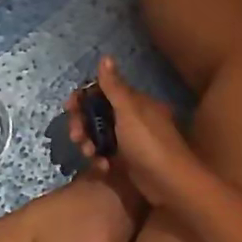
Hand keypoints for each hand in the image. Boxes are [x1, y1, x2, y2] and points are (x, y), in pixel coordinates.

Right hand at [68, 57, 201, 203]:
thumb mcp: (129, 112)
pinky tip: (103, 167)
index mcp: (134, 103)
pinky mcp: (127, 161)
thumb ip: (114, 86)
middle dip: (82, 124)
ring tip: (89, 154)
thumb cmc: (149, 144)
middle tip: (76, 136)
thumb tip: (105, 56)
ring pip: (97, 135)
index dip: (83, 98)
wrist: (171, 185)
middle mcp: (131, 118)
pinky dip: (100, 159)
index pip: (102, 92)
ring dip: (88, 143)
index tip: (69, 107)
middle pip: (96, 114)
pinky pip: (105, 154)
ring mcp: (129, 140)